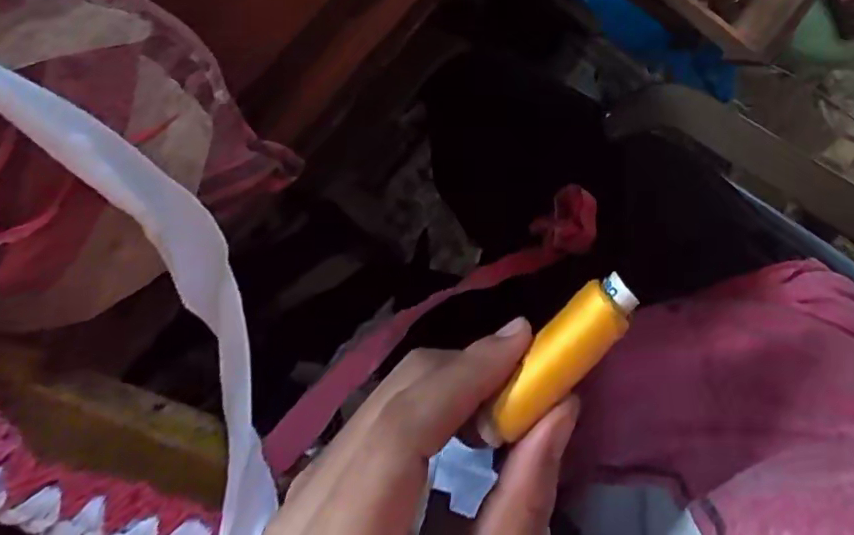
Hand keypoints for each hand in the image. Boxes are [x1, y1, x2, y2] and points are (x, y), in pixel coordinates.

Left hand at [267, 319, 579, 534]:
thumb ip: (522, 502)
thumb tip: (564, 407)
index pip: (401, 428)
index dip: (467, 373)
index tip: (526, 338)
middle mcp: (301, 515)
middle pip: (386, 403)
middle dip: (461, 373)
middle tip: (523, 371)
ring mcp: (289, 511)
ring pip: (371, 410)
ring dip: (439, 393)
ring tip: (495, 404)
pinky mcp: (298, 510)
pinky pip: (359, 436)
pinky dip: (412, 419)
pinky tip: (449, 435)